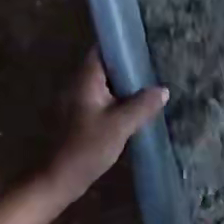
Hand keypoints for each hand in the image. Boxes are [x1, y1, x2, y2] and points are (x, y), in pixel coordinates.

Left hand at [42, 53, 167, 200]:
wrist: (60, 178)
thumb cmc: (88, 147)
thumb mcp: (120, 125)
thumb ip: (143, 105)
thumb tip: (163, 89)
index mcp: (86, 79)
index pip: (101, 49)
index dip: (121, 44)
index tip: (143, 44)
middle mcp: (80, 84)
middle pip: (105, 65)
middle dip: (128, 65)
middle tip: (154, 65)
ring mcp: (80, 100)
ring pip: (106, 83)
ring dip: (125, 84)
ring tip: (150, 84)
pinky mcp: (82, 115)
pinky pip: (104, 98)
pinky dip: (119, 98)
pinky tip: (136, 107)